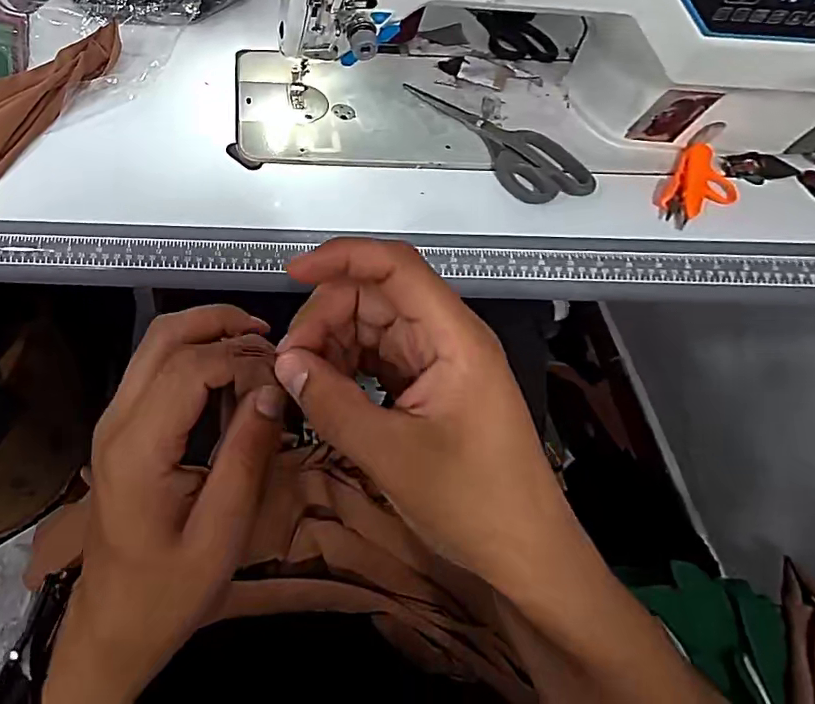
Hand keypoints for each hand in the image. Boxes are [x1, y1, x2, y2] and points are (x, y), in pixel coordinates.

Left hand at [45, 306, 285, 703]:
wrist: (112, 623)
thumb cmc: (167, 591)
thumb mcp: (221, 535)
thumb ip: (246, 457)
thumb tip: (272, 390)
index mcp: (138, 447)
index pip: (190, 367)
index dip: (241, 358)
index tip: (281, 376)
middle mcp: (117, 419)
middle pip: (164, 335)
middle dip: (218, 321)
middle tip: (267, 334)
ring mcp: (113, 418)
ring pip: (156, 343)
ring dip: (205, 331)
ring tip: (254, 346)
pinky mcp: (120, 425)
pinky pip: (154, 366)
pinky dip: (193, 353)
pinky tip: (228, 372)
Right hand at [273, 239, 572, 589]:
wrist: (528, 557)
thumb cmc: (479, 505)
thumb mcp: (393, 456)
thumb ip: (332, 404)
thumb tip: (286, 364)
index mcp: (453, 338)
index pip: (395, 267)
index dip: (342, 257)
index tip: (294, 272)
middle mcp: (445, 336)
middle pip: (373, 295)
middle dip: (325, 317)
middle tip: (291, 361)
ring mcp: (436, 359)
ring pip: (369, 324)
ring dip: (330, 342)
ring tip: (304, 380)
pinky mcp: (426, 382)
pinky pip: (375, 354)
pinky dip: (344, 365)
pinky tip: (325, 389)